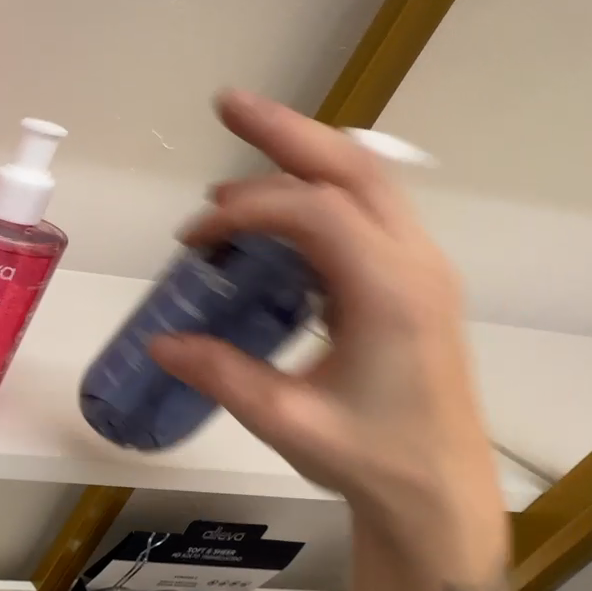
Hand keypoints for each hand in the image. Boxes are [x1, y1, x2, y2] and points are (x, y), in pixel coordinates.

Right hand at [150, 90, 504, 566]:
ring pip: (364, 184)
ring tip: (236, 162)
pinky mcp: (406, 280)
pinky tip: (268, 220)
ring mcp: (417, 267)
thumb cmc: (366, 455)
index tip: (191, 239)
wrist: (434, 485)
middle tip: (226, 106)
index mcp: (389, 293)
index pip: (315, 213)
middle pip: (353, 169)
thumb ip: (220, 374)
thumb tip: (157, 342)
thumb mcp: (282, 419)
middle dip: (286, 133)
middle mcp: (413, 263)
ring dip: (301, 160)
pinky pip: (362, 215)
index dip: (246, 209)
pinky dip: (312, 198)